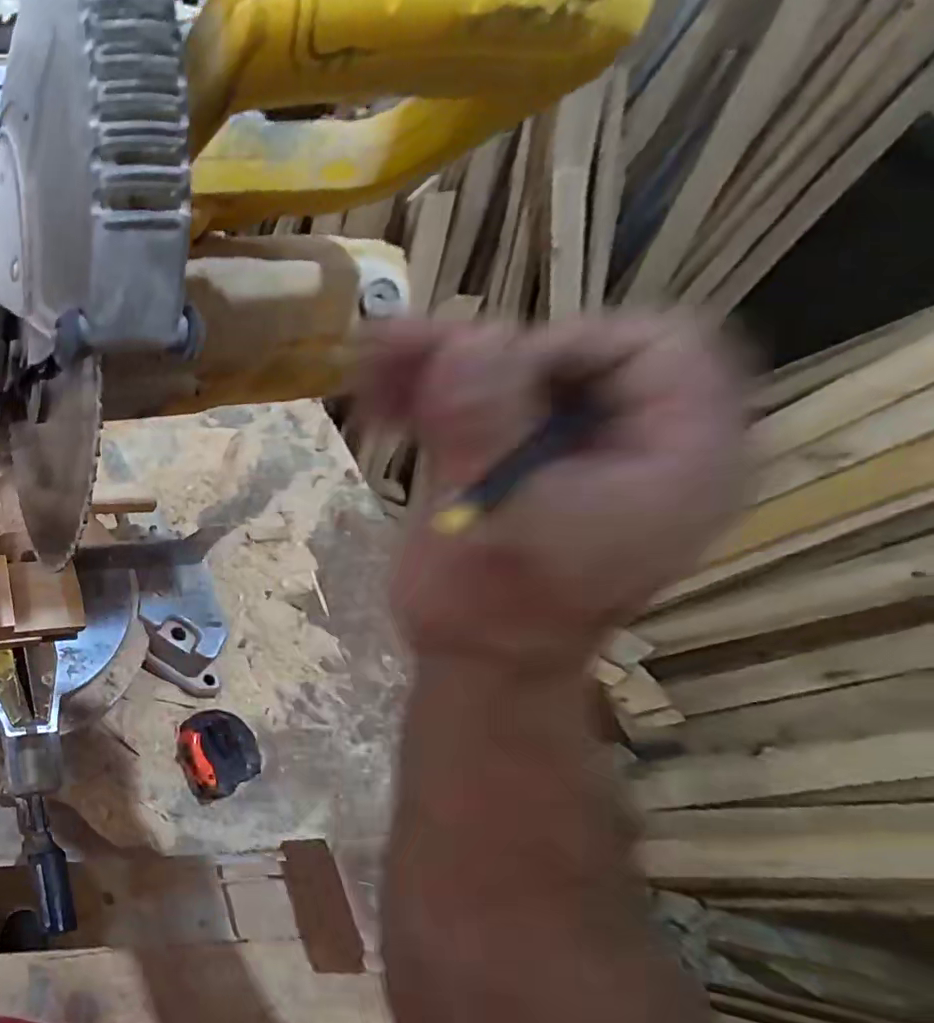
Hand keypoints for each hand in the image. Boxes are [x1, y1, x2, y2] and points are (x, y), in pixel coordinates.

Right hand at [356, 314, 748, 671]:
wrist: (473, 664)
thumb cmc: (495, 608)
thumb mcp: (490, 516)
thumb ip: (484, 424)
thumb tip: (465, 336)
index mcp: (677, 452)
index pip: (645, 346)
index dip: (552, 347)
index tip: (466, 381)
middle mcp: (636, 437)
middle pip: (563, 354)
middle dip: (472, 352)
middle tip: (389, 349)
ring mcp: (575, 449)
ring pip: (514, 375)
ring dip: (439, 368)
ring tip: (368, 367)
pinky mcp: (524, 461)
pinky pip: (484, 407)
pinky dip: (431, 398)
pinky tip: (377, 400)